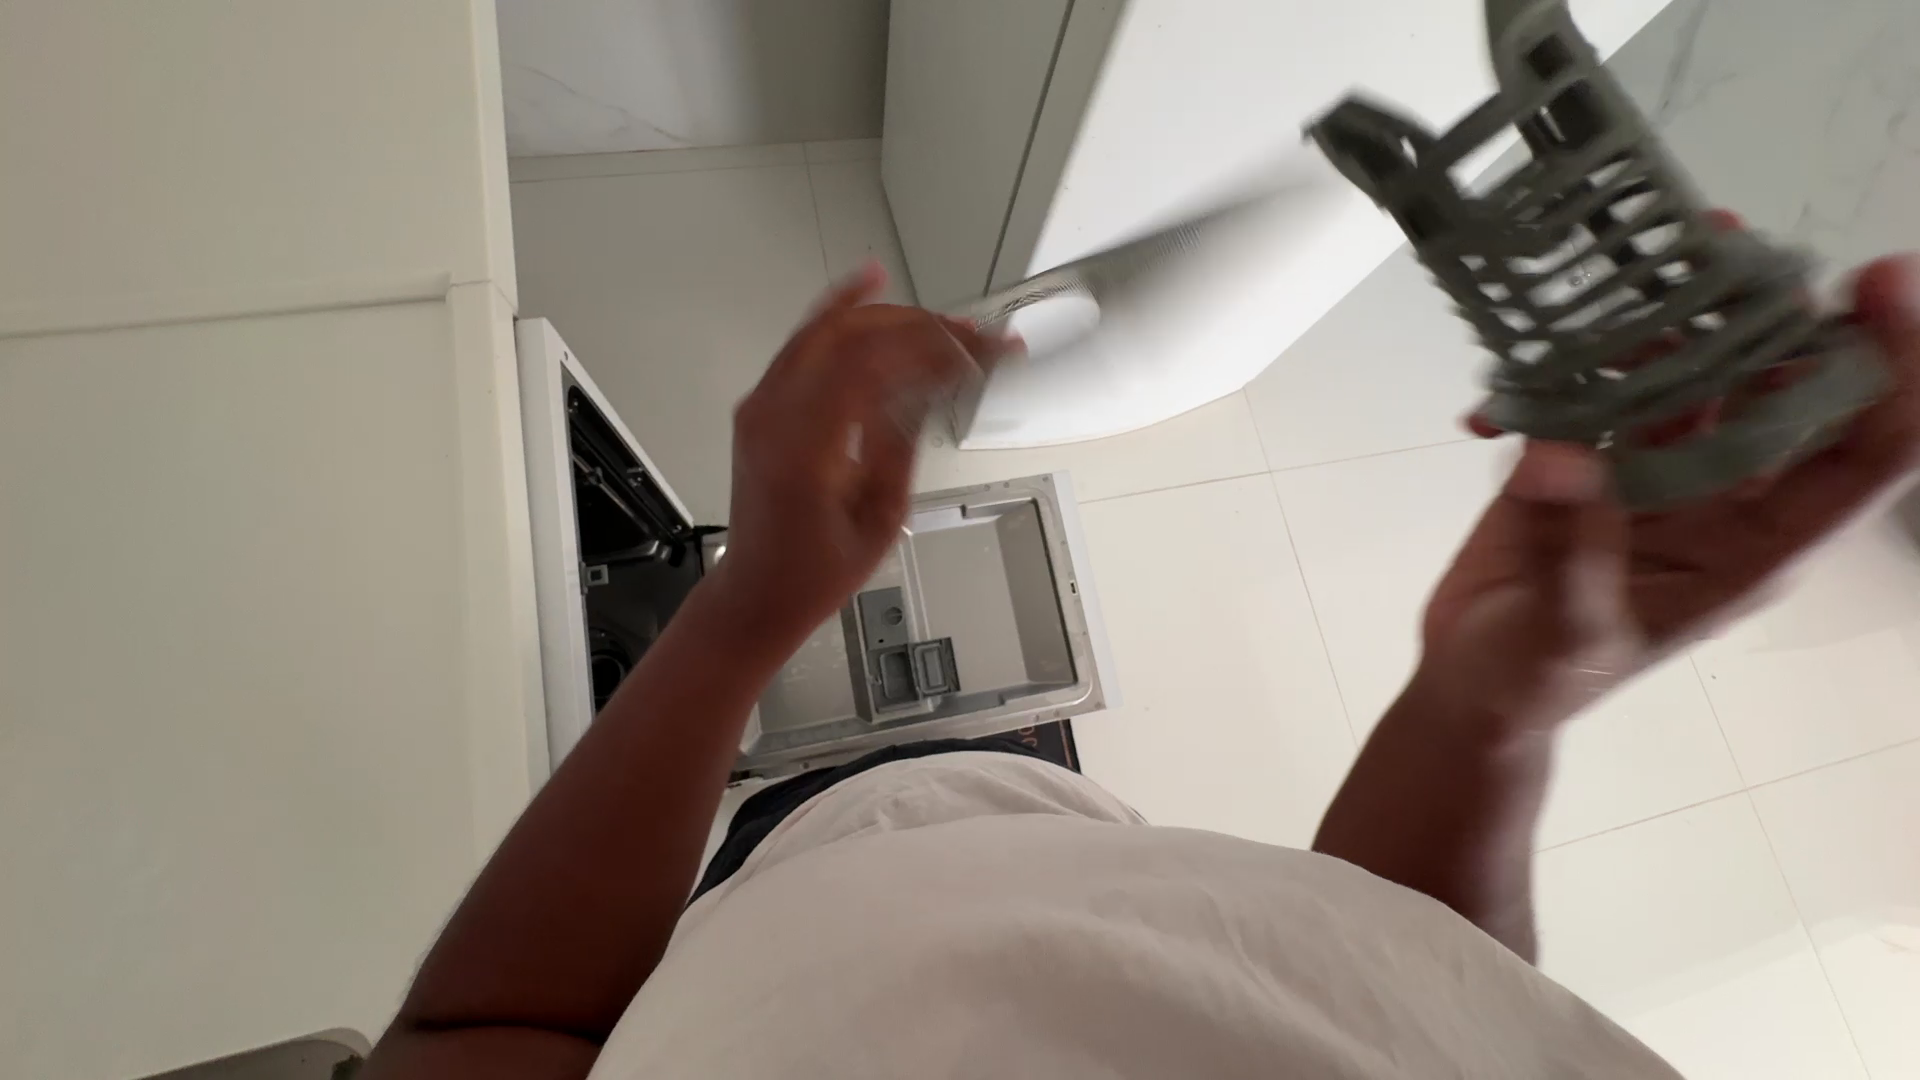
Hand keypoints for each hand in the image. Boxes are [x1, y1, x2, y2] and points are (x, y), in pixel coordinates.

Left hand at [711, 263, 1015, 637]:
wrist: (759, 591)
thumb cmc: (815, 571)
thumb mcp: (880, 516)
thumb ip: (902, 442)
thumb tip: (931, 387)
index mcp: (805, 448)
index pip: (875, 365)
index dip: (933, 347)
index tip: (977, 349)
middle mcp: (773, 415)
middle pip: (852, 336)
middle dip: (919, 327)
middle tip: (969, 335)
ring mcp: (761, 405)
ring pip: (827, 330)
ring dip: (890, 319)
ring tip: (941, 323)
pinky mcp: (762, 405)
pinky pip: (802, 344)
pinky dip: (839, 314)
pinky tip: (867, 289)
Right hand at [1417, 254, 1919, 731]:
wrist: (1470, 683)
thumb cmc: (1534, 676)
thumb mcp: (1567, 627)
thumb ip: (1570, 545)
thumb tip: (1556, 452)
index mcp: (1749, 543)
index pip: (1863, 447)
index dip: (1891, 364)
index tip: (1871, 284)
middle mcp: (1707, 498)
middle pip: (1764, 394)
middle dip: (1757, 323)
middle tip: (1719, 254)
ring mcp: (1632, 482)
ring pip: (1668, 389)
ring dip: (1650, 337)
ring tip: (1622, 284)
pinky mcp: (1563, 475)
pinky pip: (1573, 412)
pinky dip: (1541, 390)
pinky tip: (1498, 395)